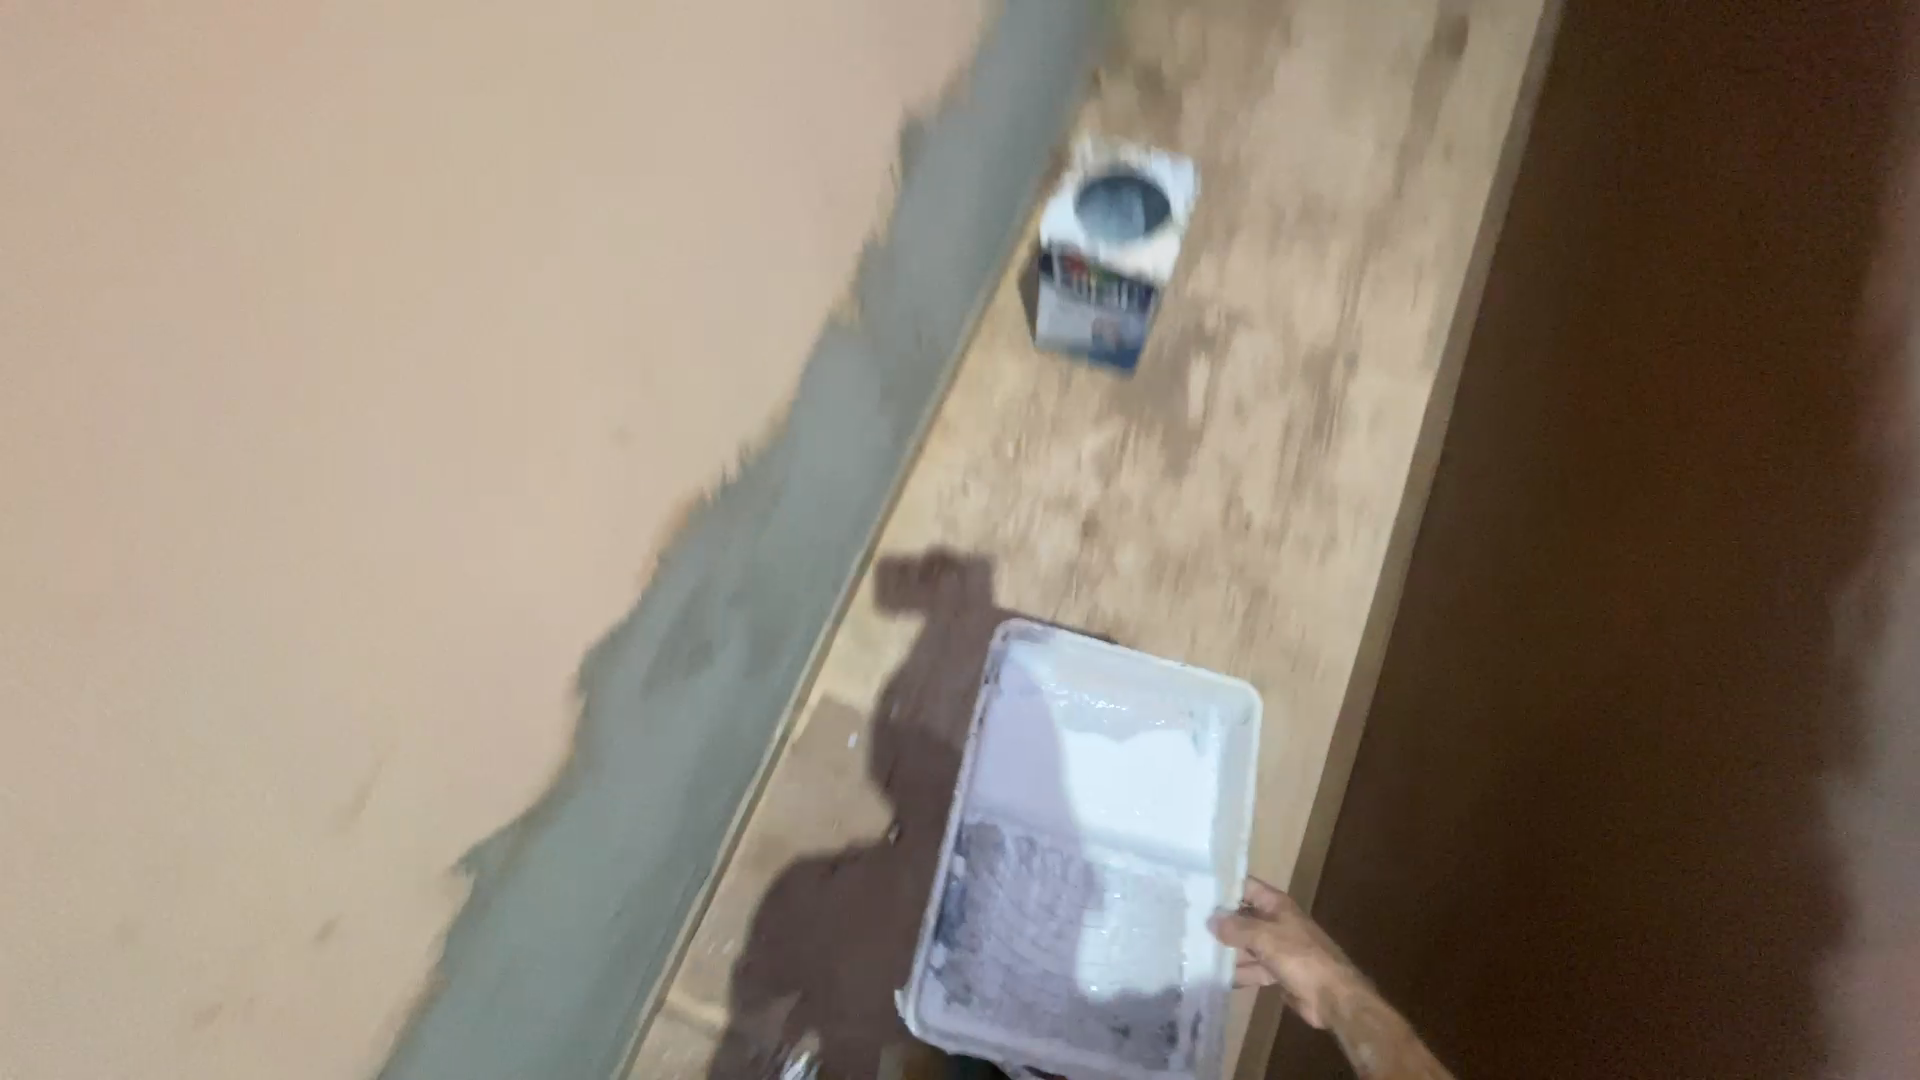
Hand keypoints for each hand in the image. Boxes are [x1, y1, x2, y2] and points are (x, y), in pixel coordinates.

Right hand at [1208, 877, 1357, 1028]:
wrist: (1334, 998)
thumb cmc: (1300, 956)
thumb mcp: (1264, 936)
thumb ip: (1235, 927)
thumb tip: (1211, 920)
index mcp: (1275, 905)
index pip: (1245, 886)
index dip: (1223, 886)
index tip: (1196, 888)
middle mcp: (1274, 922)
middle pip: (1242, 917)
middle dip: (1220, 922)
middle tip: (1189, 923)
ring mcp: (1276, 948)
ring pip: (1246, 944)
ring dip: (1227, 950)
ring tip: (1196, 951)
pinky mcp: (1277, 972)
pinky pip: (1253, 968)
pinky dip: (1238, 972)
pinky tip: (1217, 976)